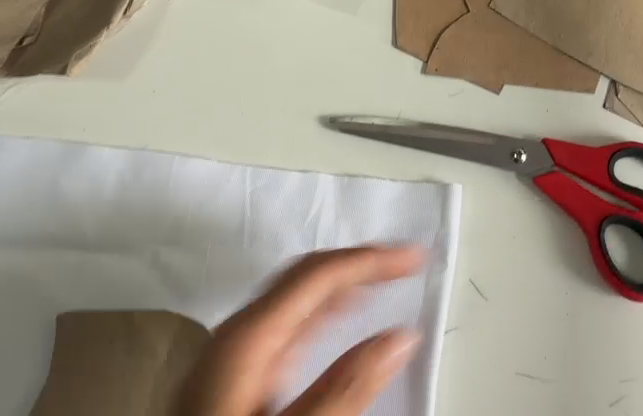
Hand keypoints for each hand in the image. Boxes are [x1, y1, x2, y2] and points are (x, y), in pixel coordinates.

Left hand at [178, 245, 424, 415]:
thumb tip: (399, 338)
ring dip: (342, 284)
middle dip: (358, 262)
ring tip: (382, 284)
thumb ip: (346, 386)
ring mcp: (229, 354)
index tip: (413, 256)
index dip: (371, 258)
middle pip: (305, 274)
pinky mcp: (230, 376)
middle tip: (402, 261)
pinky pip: (284, 323)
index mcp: (246, 337)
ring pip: (294, 296)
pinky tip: (337, 325)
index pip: (319, 272)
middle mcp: (234, 334)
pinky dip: (321, 311)